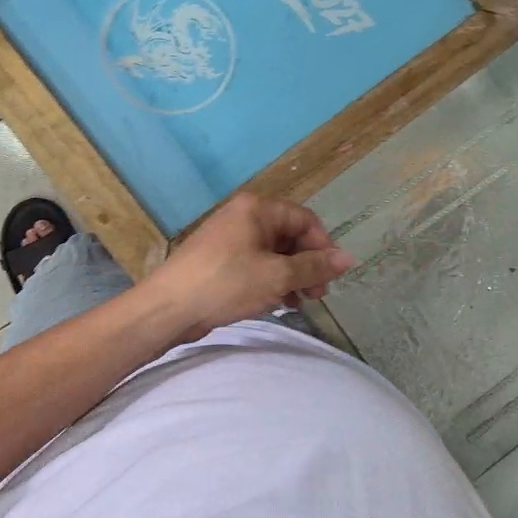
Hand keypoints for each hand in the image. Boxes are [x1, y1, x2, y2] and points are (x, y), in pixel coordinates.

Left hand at [146, 193, 355, 340]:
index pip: (305, 220)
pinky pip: (256, 264)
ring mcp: (230, 238)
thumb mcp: (277, 276)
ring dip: (292, 277)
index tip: (330, 277)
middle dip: (308, 266)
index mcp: (257, 209)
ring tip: (299, 303)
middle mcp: (244, 216)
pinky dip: (272, 281)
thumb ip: (315, 267)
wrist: (168, 308)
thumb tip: (349, 259)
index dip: (323, 247)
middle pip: (290, 236)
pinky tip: (278, 304)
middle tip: (316, 296)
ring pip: (274, 253)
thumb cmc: (226, 284)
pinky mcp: (220, 260)